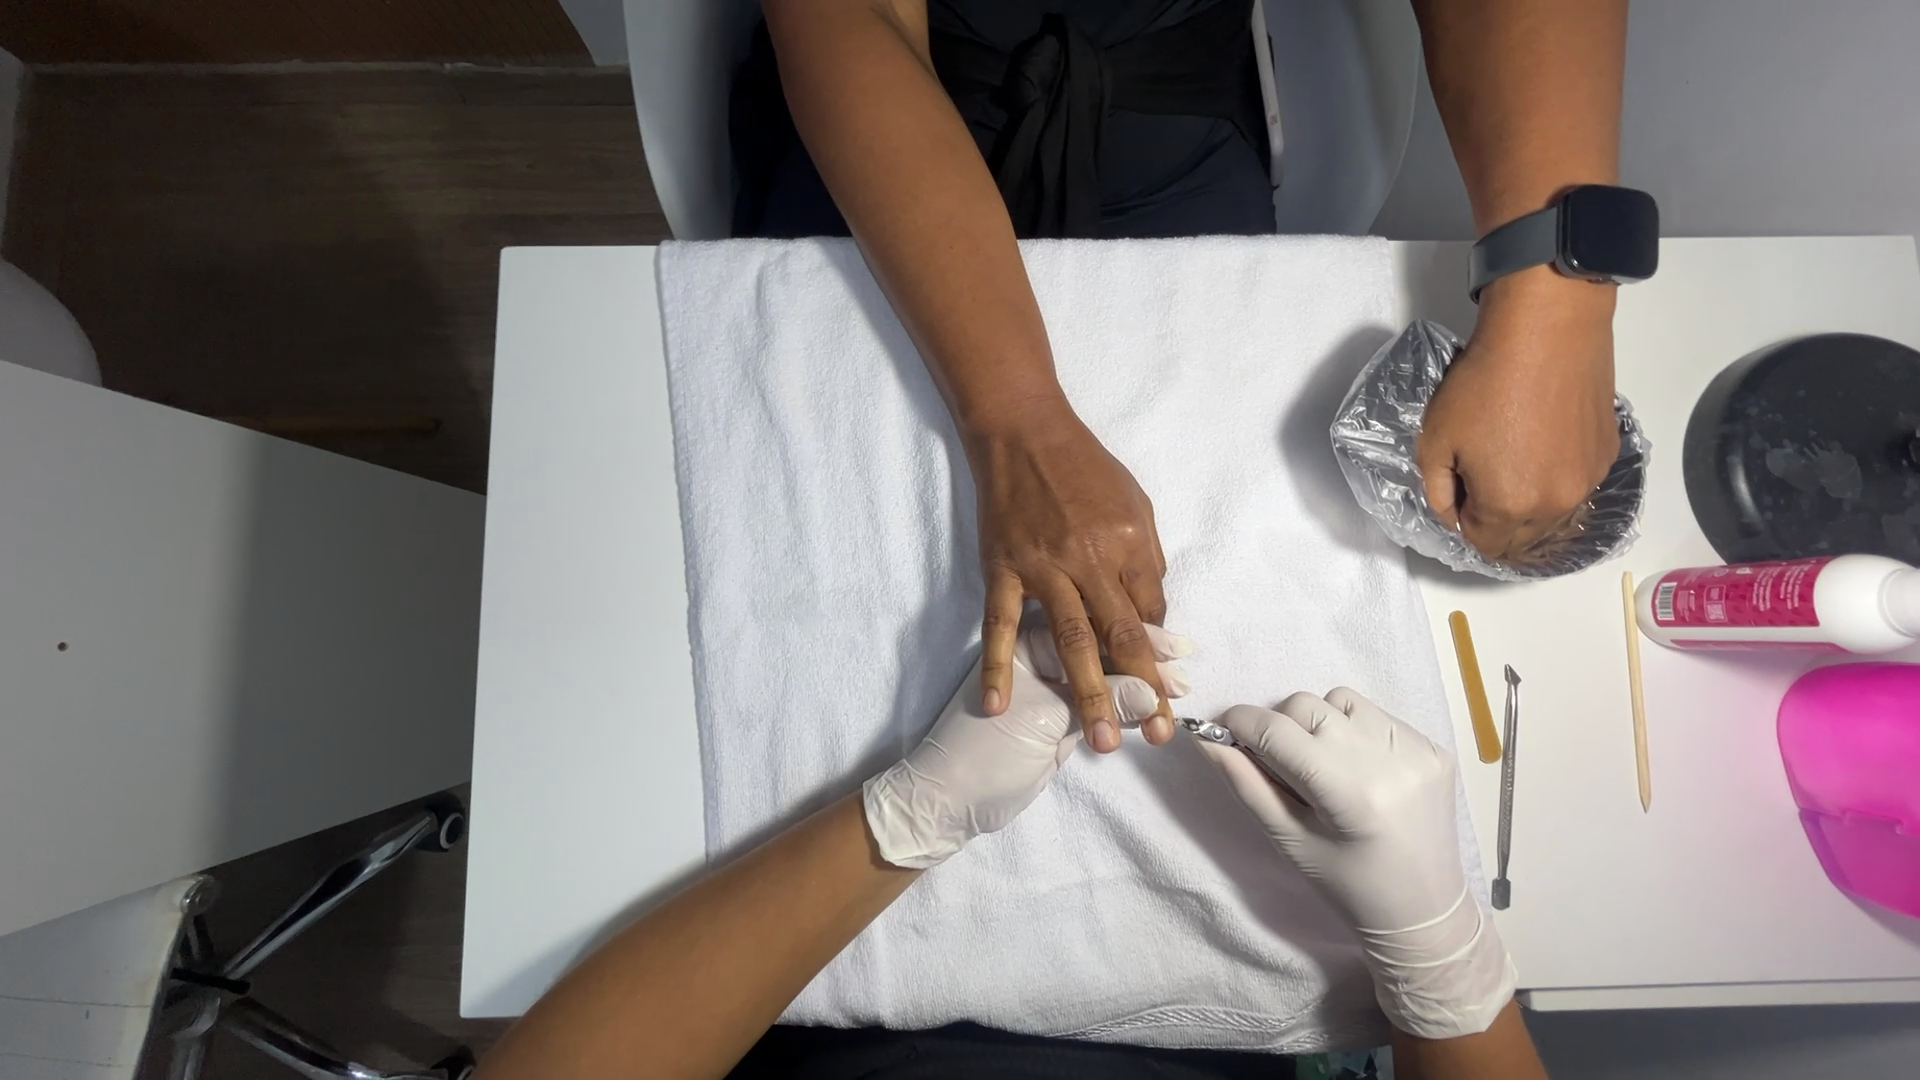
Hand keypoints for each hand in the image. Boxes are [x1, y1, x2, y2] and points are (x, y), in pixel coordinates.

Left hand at [863, 621, 1190, 869]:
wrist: (949, 799)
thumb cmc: (986, 750)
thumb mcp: (1043, 722)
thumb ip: (1098, 702)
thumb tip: (1153, 693)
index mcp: (1029, 644)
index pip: (1092, 632)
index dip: (1135, 643)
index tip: (1176, 652)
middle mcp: (1042, 658)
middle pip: (1104, 653)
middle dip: (1145, 663)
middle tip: (1184, 673)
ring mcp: (1051, 688)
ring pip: (1105, 677)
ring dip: (1140, 684)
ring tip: (1180, 688)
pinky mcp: (1057, 718)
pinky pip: (1099, 704)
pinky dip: (1125, 706)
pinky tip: (1151, 707)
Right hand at [968, 402, 1170, 754]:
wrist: (1024, 432)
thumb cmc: (1085, 466)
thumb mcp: (1135, 501)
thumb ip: (1145, 557)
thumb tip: (1149, 609)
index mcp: (1129, 543)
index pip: (1149, 611)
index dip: (1155, 650)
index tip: (1158, 685)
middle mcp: (1090, 560)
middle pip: (1121, 636)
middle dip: (1142, 690)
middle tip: (1155, 735)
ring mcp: (1043, 568)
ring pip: (1070, 641)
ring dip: (1089, 693)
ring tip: (1102, 740)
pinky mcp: (1003, 571)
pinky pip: (1001, 626)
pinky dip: (998, 667)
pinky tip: (998, 706)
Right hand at [1198, 689, 1516, 1039]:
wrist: (1427, 913)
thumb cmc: (1347, 884)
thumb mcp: (1288, 840)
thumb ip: (1245, 783)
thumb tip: (1205, 738)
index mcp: (1350, 793)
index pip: (1275, 730)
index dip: (1239, 724)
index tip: (1224, 734)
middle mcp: (1388, 762)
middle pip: (1303, 706)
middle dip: (1279, 726)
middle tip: (1283, 765)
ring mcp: (1416, 750)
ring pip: (1337, 700)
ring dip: (1318, 722)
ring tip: (1325, 764)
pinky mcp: (1434, 747)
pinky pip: (1373, 712)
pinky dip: (1352, 729)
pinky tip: (1358, 766)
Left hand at [1417, 268, 1618, 560]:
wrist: (1547, 334)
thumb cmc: (1480, 389)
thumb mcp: (1433, 444)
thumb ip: (1437, 492)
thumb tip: (1451, 515)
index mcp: (1509, 507)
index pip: (1483, 544)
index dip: (1462, 524)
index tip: (1454, 495)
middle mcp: (1557, 504)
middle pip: (1521, 539)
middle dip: (1493, 523)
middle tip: (1475, 485)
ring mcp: (1589, 479)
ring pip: (1551, 518)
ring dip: (1525, 509)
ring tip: (1505, 471)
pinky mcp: (1608, 453)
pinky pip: (1574, 489)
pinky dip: (1552, 485)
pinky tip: (1536, 454)